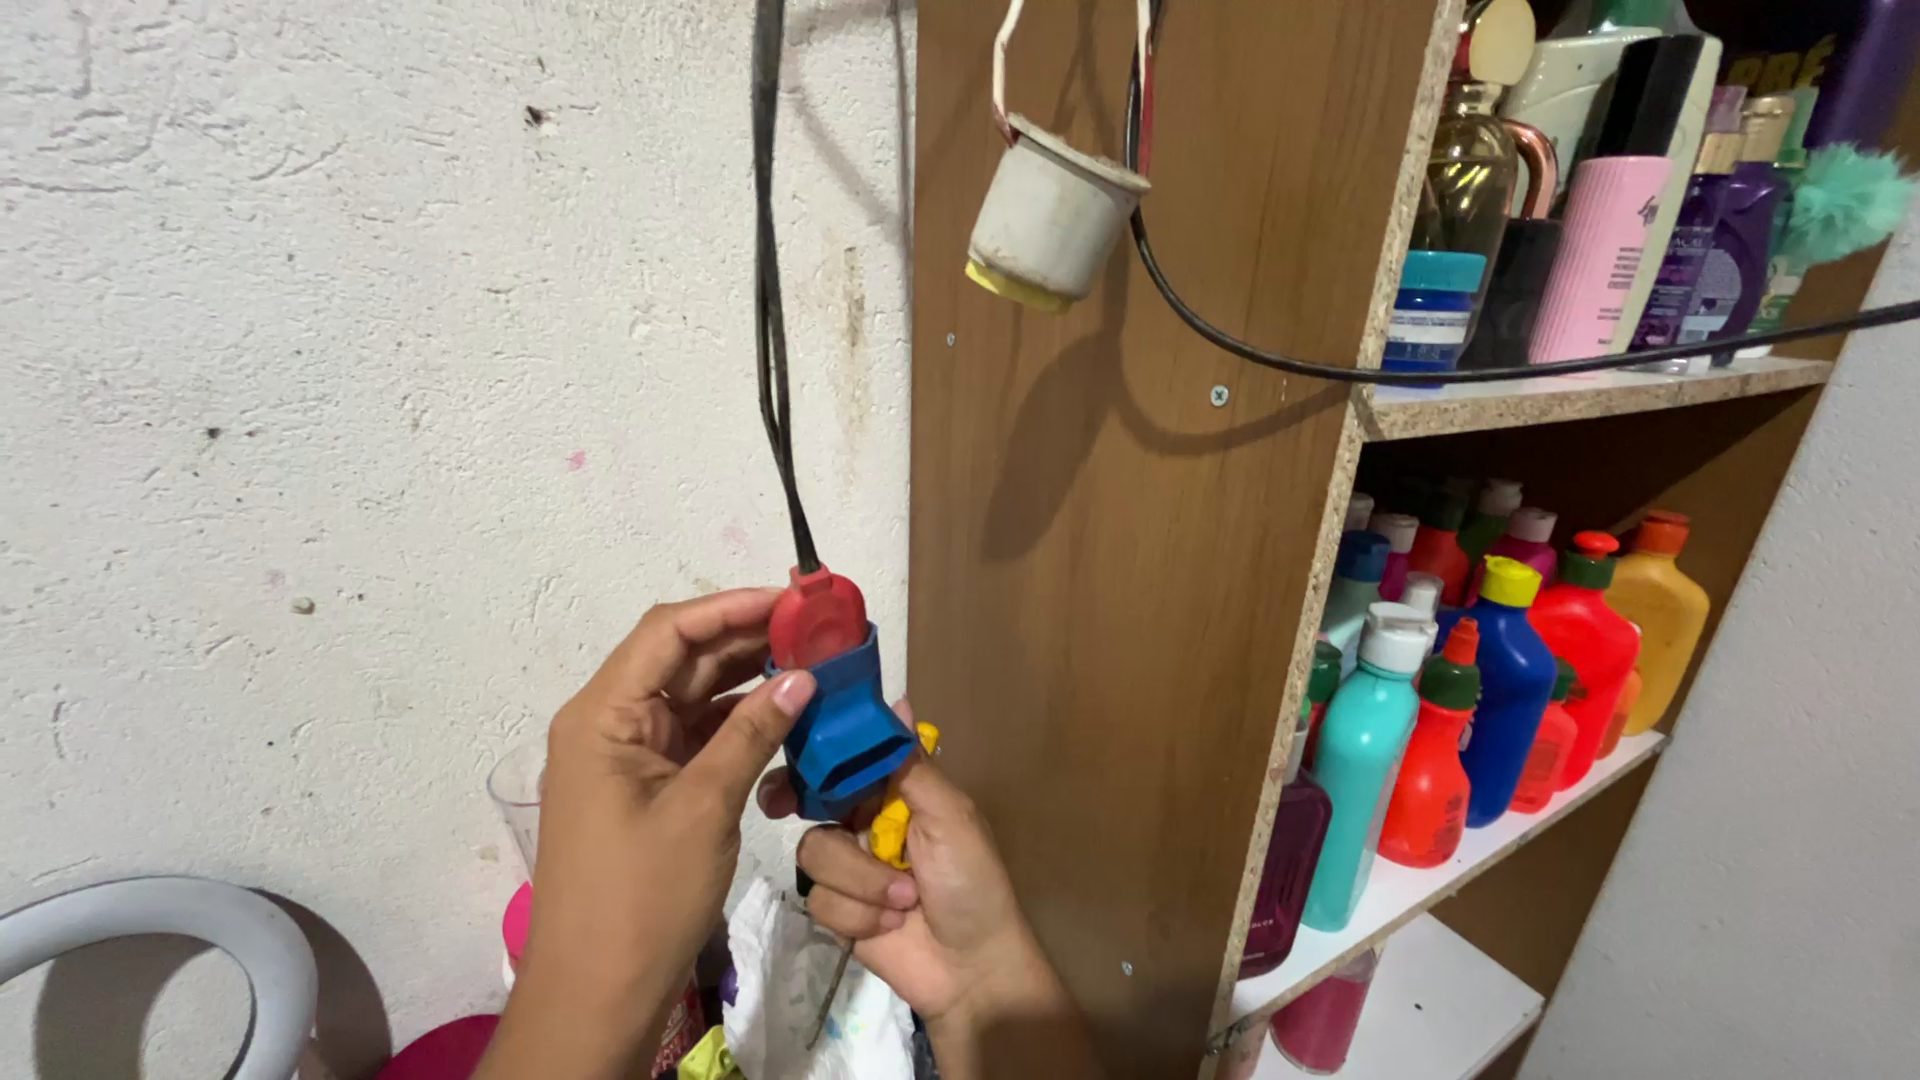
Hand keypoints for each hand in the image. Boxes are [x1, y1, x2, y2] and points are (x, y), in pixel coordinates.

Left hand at [479, 589, 816, 1079]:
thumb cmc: (642, 897)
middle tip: (813, 628)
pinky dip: (741, 718)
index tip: (791, 602)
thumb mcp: (705, 806)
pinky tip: (788, 710)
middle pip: (683, 656)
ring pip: (695, 692)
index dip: (731, 607)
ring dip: (748, 676)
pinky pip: (700, 731)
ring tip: (811, 659)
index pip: (668, 632)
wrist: (600, 994)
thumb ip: (753, 732)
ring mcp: (632, 753)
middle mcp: (612, 721)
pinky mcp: (652, 781)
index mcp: (604, 715)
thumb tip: (805, 676)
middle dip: (747, 637)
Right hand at [760, 706, 1100, 1078]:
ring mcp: (849, 865)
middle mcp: (866, 820)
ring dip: (862, 880)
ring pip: (816, 850)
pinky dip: (858, 913)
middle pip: (813, 796)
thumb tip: (899, 699)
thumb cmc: (971, 880)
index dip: (819, 748)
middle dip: (798, 800)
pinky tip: (889, 925)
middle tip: (780, 803)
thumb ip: (913, 765)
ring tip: (903, 899)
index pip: (848, 756)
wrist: (971, 969)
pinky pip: (821, 898)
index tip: (792, 739)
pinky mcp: (838, 909)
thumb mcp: (950, 815)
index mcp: (896, 791)